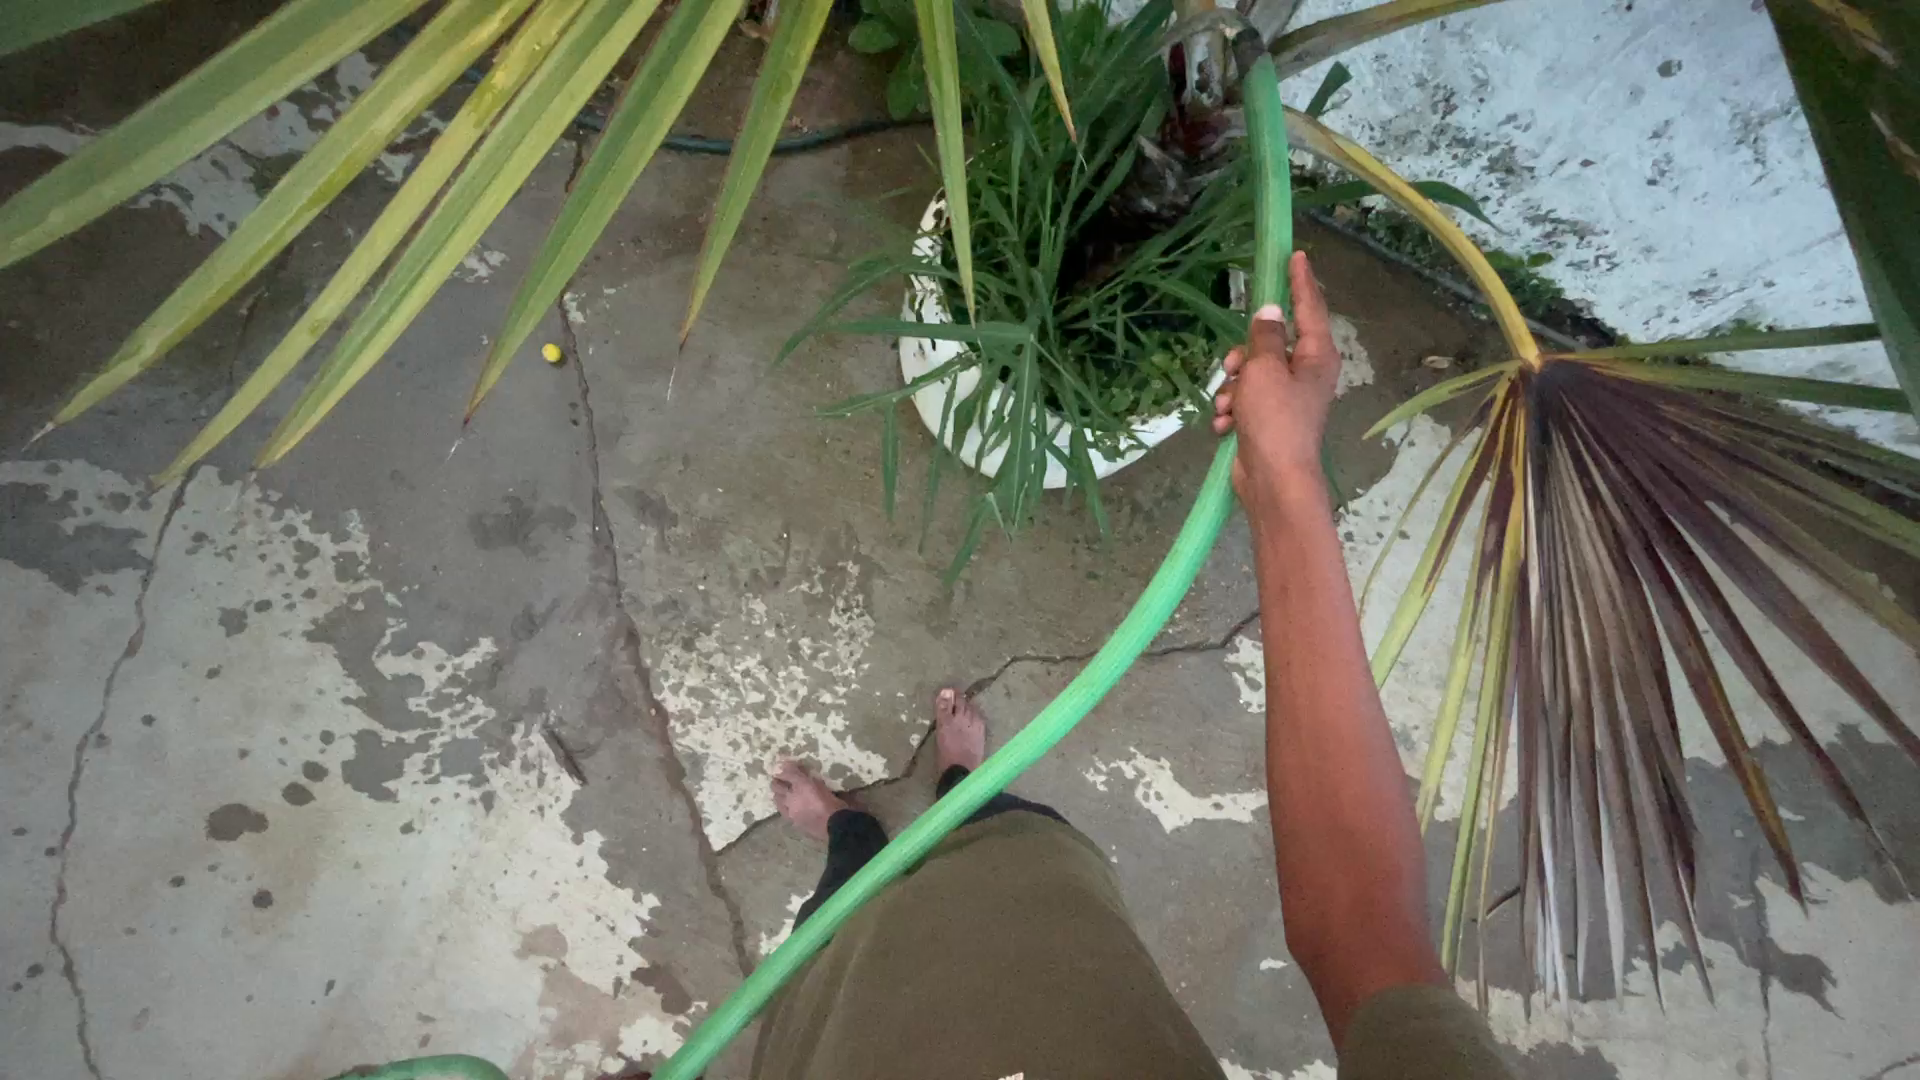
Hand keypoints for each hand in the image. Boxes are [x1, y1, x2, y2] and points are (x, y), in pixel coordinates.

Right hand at [1211, 251, 1339, 513]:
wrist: (1273, 479)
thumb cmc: (1274, 420)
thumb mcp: (1264, 371)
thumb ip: (1264, 337)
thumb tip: (1269, 311)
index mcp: (1315, 356)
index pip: (1308, 307)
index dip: (1300, 281)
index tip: (1295, 254)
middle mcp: (1305, 374)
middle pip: (1269, 345)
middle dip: (1242, 356)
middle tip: (1230, 366)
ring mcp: (1286, 400)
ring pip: (1250, 376)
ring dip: (1230, 390)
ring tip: (1226, 407)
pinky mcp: (1266, 421)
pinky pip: (1243, 404)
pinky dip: (1230, 412)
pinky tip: (1224, 426)